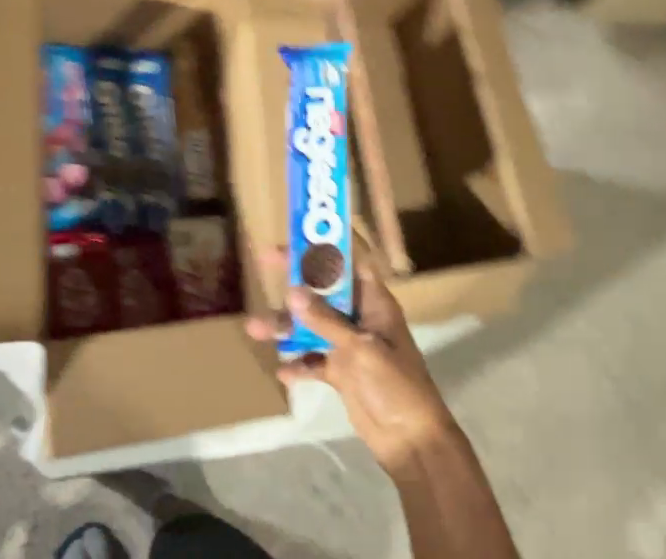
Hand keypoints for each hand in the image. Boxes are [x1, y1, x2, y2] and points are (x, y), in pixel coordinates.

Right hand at [245, 240, 461, 473]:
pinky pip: (313, 360)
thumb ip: (325, 321)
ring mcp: (350, 345)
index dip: (333, 240)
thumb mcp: (360, 348)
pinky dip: (298, 363)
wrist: (411, 439)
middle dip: (297, 276)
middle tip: (266, 258)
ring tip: (255, 329)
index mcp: (375, 302)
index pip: (355, 259)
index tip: (305, 225)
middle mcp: (361, 317)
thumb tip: (292, 291)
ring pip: (312, 325)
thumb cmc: (395, 384)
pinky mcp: (342, 372)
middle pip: (325, 288)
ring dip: (286, 326)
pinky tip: (283, 370)